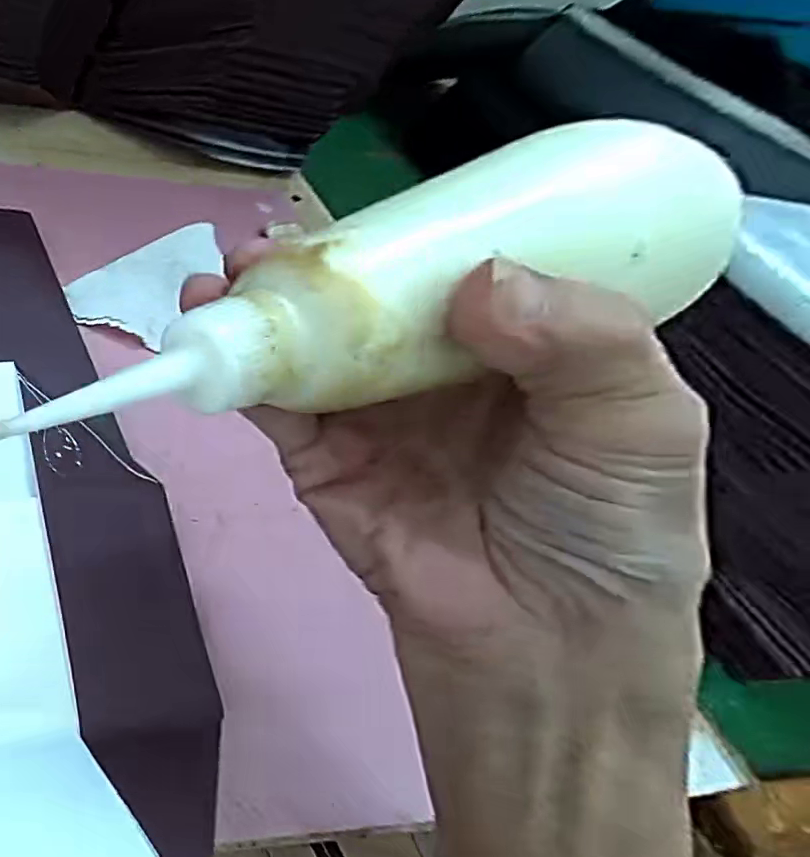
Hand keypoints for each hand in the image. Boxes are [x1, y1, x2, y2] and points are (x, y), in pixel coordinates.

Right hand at [180, 243, 708, 715]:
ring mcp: (356, 415)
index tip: (350, 220)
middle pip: (347, 309)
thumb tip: (478, 278)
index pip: (434, 278)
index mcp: (502, 347)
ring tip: (215, 286)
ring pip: (295, 351)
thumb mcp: (641, 427)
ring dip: (249, 317)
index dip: (389, 242)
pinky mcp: (310, 456)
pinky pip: (270, 408)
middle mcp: (417, 373)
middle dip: (296, 275)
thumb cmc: (603, 528)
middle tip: (257, 251)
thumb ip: (584, 345)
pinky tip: (216, 349)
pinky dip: (239, 378)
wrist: (531, 636)